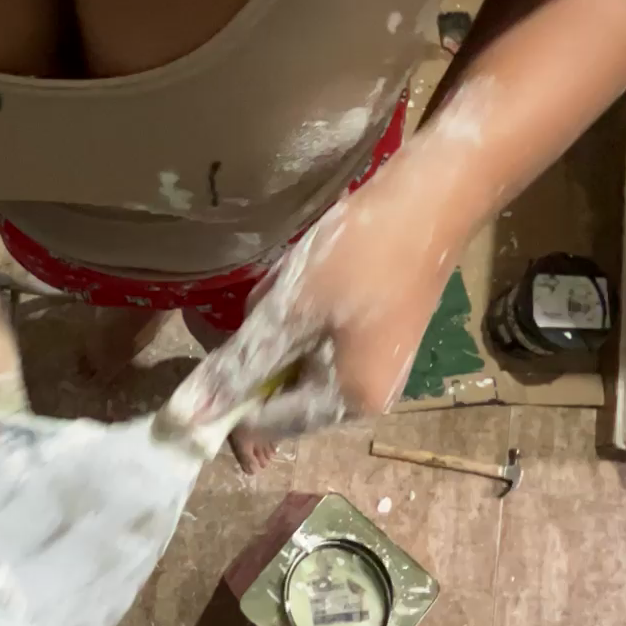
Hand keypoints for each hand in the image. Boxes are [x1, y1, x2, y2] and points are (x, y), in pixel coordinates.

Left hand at [165, 176, 463, 452]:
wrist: (433, 200)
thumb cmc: (361, 257)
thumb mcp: (289, 312)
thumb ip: (240, 367)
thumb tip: (191, 415)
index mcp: (348, 403)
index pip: (269, 425)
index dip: (229, 399)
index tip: (212, 354)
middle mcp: (365, 397)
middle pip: (283, 392)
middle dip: (262, 348)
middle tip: (272, 297)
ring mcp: (374, 366)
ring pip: (297, 359)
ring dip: (280, 324)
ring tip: (296, 278)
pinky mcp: (374, 336)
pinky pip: (318, 338)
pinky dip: (299, 312)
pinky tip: (307, 275)